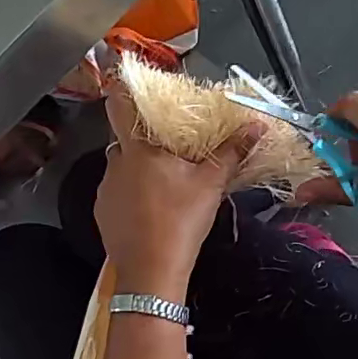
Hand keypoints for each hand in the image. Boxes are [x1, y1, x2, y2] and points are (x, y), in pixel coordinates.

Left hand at [95, 90, 258, 298]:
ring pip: (122, 169)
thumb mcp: (211, 185)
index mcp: (137, 149)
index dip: (124, 91)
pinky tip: (151, 211)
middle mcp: (113, 165)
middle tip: (172, 151)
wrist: (151, 272)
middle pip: (126, 141)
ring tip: (165, 186)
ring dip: (139, 171)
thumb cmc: (181, 220)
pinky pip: (116, 194)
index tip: (134, 86)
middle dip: (146, 142)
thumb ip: (231, 152)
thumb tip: (256, 126)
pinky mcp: (101, 215)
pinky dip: (131, 196)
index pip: (120, 106)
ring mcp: (104, 191)